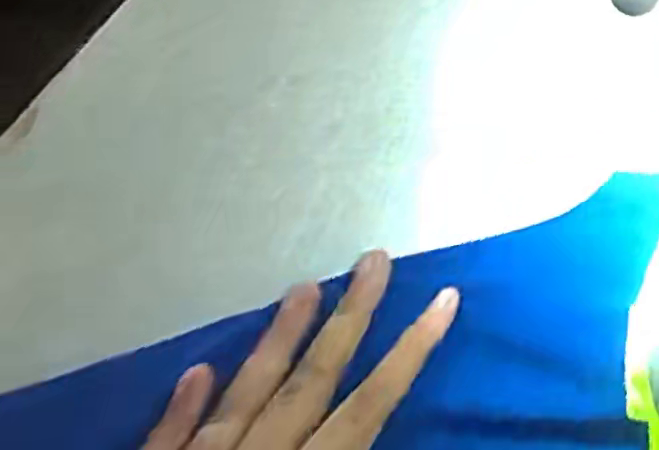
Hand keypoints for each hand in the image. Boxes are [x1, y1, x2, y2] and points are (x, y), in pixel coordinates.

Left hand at [142, 251, 458, 449]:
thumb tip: (383, 430)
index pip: (370, 405)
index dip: (412, 349)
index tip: (447, 295)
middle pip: (311, 382)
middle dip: (349, 318)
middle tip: (374, 260)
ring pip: (243, 398)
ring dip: (276, 341)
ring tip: (304, 287)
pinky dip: (179, 410)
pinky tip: (196, 372)